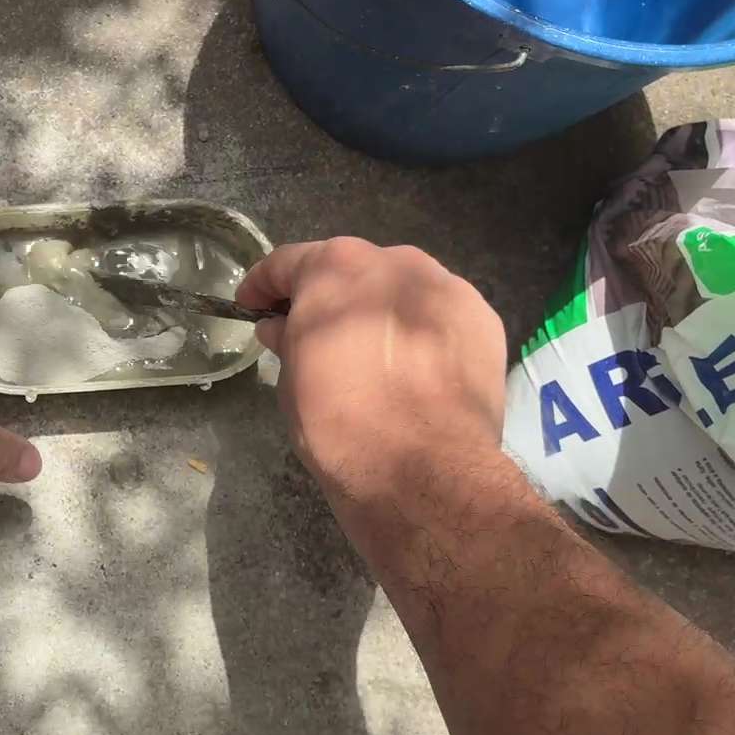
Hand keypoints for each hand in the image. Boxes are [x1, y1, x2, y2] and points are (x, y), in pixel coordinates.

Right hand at [237, 238, 506, 502]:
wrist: (424, 471)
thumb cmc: (338, 423)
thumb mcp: (291, 381)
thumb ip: (286, 339)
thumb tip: (280, 326)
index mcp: (335, 268)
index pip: (286, 262)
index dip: (263, 286)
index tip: (252, 307)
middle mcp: (393, 262)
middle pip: (349, 268)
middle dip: (327, 294)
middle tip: (312, 331)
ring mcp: (444, 286)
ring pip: (398, 286)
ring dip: (376, 307)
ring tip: (369, 348)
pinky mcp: (482, 318)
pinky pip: (436, 313)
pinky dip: (417, 328)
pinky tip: (412, 365)